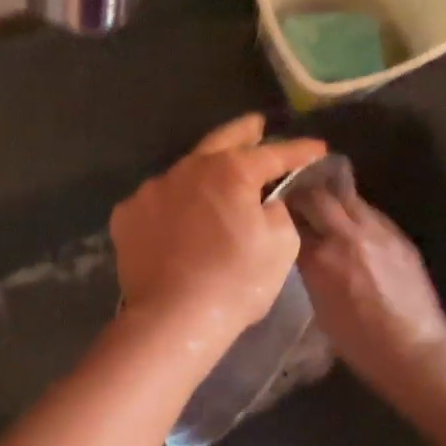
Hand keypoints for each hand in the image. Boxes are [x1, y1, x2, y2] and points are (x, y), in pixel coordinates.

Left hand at [111, 114, 326, 341]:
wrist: (172, 318)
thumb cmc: (235, 282)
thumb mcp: (280, 246)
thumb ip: (277, 211)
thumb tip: (265, 203)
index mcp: (230, 171)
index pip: (273, 154)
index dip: (299, 151)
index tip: (318, 147)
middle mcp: (187, 169)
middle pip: (221, 143)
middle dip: (244, 133)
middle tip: (257, 126)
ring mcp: (151, 191)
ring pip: (184, 174)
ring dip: (203, 175)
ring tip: (214, 182)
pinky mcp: (127, 216)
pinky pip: (157, 204)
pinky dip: (171, 206)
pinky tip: (177, 219)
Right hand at [290, 182, 445, 395]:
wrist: (413, 349)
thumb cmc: (357, 341)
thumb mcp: (319, 305)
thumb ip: (310, 269)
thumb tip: (305, 249)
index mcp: (319, 259)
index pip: (290, 218)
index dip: (280, 210)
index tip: (272, 209)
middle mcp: (346, 236)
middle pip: (317, 196)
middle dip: (302, 193)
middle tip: (294, 198)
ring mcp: (377, 232)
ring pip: (346, 197)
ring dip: (330, 197)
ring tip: (322, 204)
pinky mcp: (398, 236)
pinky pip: (370, 212)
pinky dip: (355, 212)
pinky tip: (352, 225)